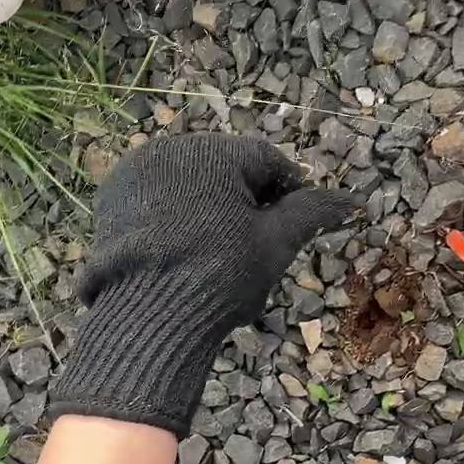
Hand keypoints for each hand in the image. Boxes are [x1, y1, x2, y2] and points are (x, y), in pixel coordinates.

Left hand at [47, 134, 352, 435]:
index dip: (287, 192)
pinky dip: (176, 215)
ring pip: (191, 182)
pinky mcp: (111, 197)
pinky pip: (158, 195)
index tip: (293, 225)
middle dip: (247, 200)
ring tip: (220, 251)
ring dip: (211, 206)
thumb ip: (312, 212)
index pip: (267, 160)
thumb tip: (352, 200)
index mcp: (214, 151)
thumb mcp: (276, 242)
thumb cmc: (221, 274)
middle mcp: (170, 148)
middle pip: (226, 168)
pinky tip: (185, 250)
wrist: (147, 316)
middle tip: (258, 243)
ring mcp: (135, 171)